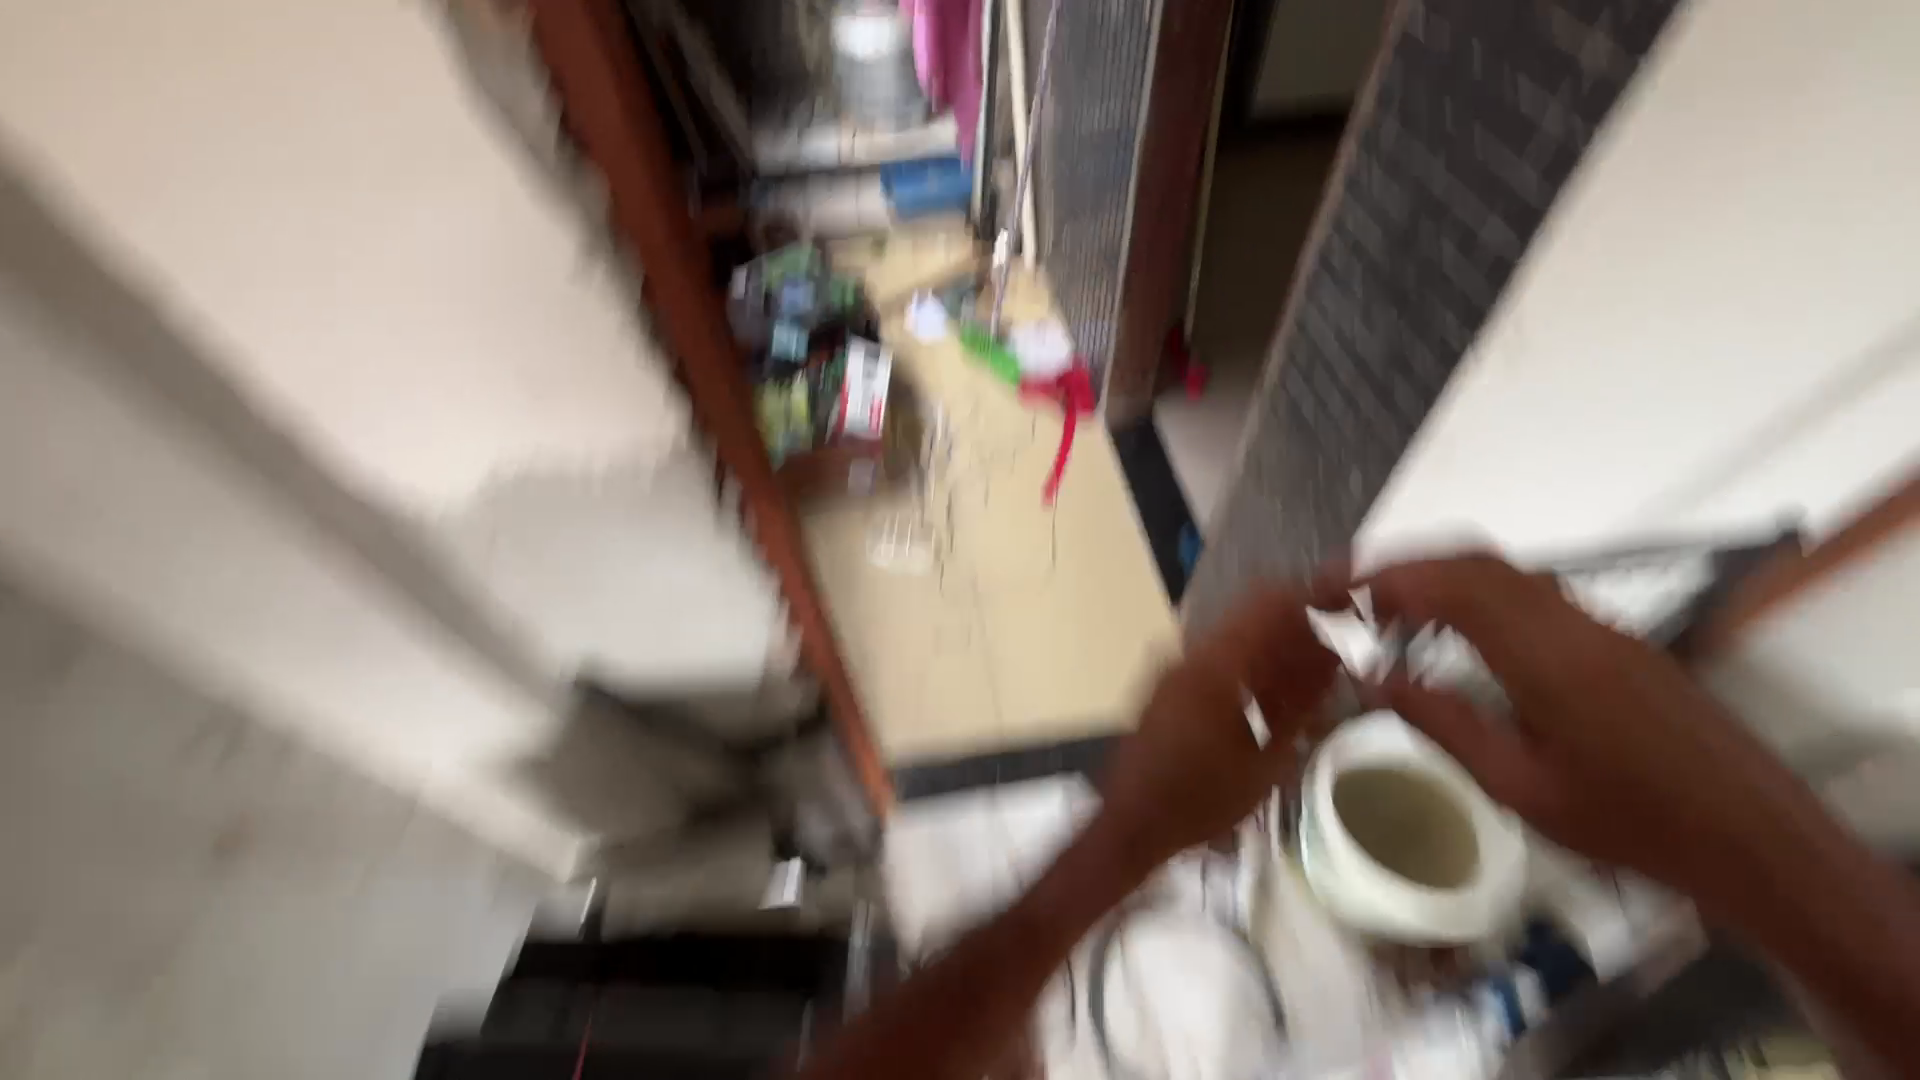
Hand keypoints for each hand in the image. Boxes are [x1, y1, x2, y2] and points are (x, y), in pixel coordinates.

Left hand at [1094, 577, 1347, 873]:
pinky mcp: (1164, 688)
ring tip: (1320, 674)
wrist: (1131, 824)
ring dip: (1275, 652)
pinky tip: (1277, 698)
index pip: (1270, 603)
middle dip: (1299, 628)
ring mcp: (1171, 669)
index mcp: (1214, 664)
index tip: (1352, 601)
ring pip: (1234, 642)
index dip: (1313, 596)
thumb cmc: (1200, 802)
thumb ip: (1299, 707)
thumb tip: (1331, 665)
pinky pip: (1214, 664)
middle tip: (1343, 646)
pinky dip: (1248, 672)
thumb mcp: (1265, 763)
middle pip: (1252, 620)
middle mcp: (1188, 654)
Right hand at [1361, 553, 1810, 899]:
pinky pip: (1527, 593)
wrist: (1759, 844)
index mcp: (1547, 657)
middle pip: (1473, 561)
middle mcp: (1573, 623)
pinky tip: (1453, 636)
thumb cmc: (1628, 825)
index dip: (1382, 578)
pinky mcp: (1614, 639)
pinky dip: (1472, 595)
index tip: (1331, 593)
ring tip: (1388, 615)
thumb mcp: (1517, 787)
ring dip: (1437, 578)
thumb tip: (1370, 677)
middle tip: (1348, 599)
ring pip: (1502, 571)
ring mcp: (1599, 626)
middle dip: (1401, 568)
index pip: (1450, 585)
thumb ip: (1439, 722)